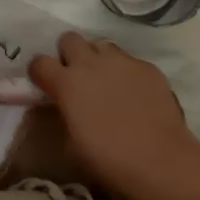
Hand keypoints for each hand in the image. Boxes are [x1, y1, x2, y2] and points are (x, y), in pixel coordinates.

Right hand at [28, 32, 199, 199]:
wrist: (160, 160)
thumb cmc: (108, 159)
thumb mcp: (71, 145)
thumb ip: (60, 117)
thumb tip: (57, 107)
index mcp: (67, 83)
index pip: (39, 62)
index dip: (39, 73)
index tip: (44, 85)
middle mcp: (92, 63)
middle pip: (70, 39)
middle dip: (68, 54)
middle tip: (76, 77)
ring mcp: (122, 61)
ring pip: (101, 45)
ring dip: (97, 59)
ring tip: (106, 82)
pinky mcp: (147, 66)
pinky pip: (129, 60)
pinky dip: (125, 71)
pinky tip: (134, 93)